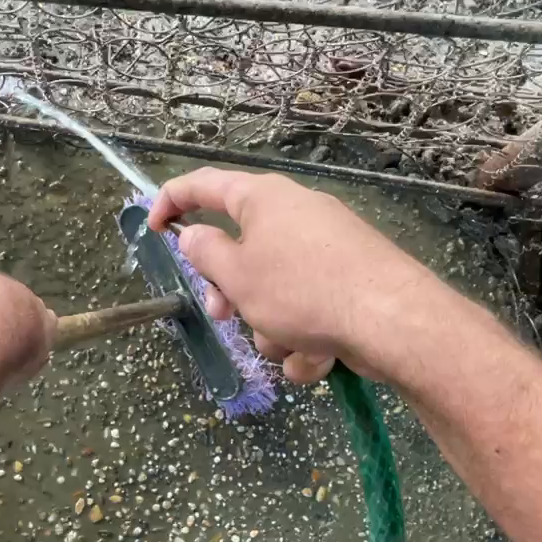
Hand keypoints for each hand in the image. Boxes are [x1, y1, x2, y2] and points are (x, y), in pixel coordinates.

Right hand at [147, 168, 436, 383]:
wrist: (388, 320)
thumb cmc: (300, 290)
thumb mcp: (237, 274)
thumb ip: (205, 253)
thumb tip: (194, 235)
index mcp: (263, 199)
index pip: (204, 185)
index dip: (171, 202)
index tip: (153, 229)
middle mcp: (294, 216)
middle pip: (241, 252)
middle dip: (230, 292)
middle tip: (224, 315)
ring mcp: (324, 251)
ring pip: (273, 294)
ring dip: (270, 327)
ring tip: (288, 343)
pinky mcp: (347, 285)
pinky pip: (307, 314)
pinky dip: (305, 340)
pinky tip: (318, 356)